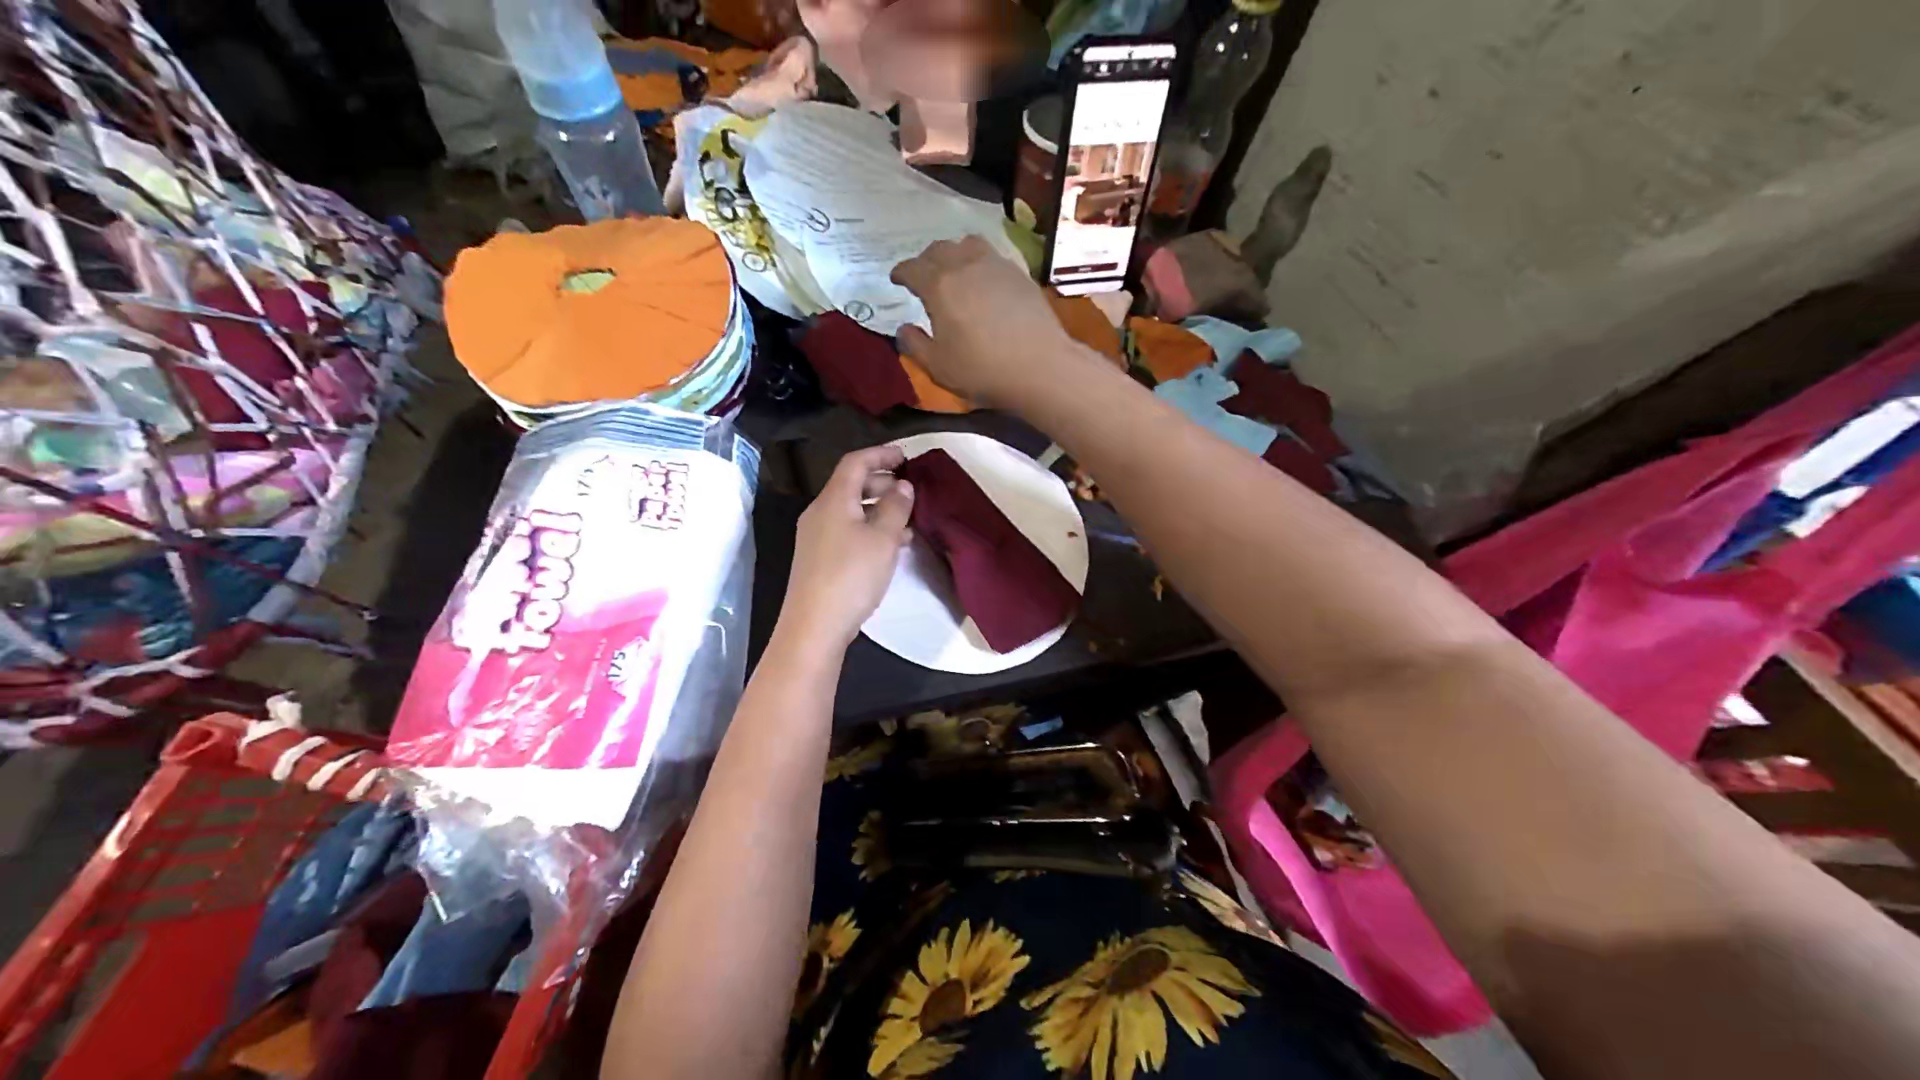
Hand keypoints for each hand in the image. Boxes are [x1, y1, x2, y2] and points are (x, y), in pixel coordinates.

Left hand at [778, 445, 914, 647]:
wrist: (814, 625)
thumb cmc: (852, 575)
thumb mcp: (883, 539)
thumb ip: (896, 507)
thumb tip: (902, 485)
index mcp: (833, 500)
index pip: (855, 462)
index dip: (881, 454)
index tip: (906, 457)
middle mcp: (819, 512)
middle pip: (850, 484)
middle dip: (880, 482)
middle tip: (908, 490)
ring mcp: (815, 536)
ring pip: (850, 510)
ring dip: (877, 509)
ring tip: (906, 521)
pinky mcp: (818, 558)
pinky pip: (846, 530)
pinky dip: (868, 528)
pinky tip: (888, 546)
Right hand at [890, 236, 1091, 406]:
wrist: (1040, 367)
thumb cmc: (983, 370)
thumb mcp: (938, 366)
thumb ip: (915, 345)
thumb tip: (903, 329)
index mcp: (939, 286)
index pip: (912, 268)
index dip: (901, 272)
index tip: (896, 279)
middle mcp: (965, 266)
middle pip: (939, 250)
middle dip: (925, 260)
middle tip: (923, 276)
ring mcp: (996, 266)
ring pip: (968, 244)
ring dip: (955, 253)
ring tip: (955, 270)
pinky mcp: (1020, 274)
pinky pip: (993, 256)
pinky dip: (980, 262)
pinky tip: (984, 280)